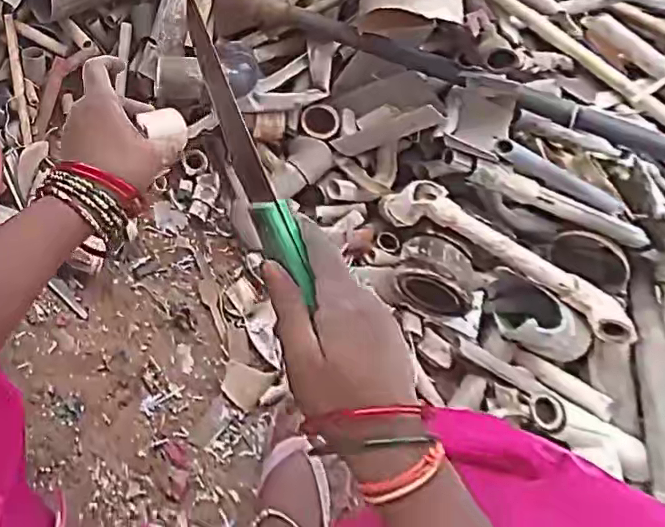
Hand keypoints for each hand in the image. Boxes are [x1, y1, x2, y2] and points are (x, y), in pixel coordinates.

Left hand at [57, 55, 163, 191]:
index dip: (110, 61)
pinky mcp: (69, 147)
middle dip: (130, 109)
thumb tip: (176, 137)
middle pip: (106, 98)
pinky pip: (90, 134)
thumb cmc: (114, 172)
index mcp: (100, 101)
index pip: (98, 67)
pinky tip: (121, 157)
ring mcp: (72, 129)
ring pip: (98, 117)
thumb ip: (168, 141)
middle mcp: (81, 111)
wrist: (85, 200)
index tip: (120, 65)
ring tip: (137, 146)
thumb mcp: (153, 154)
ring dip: (118, 125)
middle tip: (148, 126)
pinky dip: (105, 139)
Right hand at [262, 213, 420, 422]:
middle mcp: (366, 299)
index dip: (298, 229)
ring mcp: (383, 316)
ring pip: (345, 288)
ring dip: (323, 293)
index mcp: (341, 299)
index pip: (319, 246)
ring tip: (307, 329)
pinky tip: (332, 341)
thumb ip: (286, 304)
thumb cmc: (336, 401)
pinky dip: (341, 309)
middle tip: (282, 287)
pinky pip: (359, 307)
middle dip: (305, 268)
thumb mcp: (298, 353)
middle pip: (331, 267)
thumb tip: (272, 265)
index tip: (278, 220)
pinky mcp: (391, 333)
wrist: (390, 445)